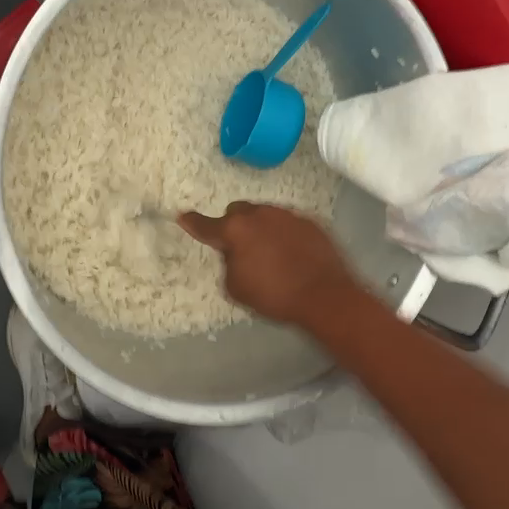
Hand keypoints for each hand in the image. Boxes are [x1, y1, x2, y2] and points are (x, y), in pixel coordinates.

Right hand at [178, 202, 362, 324]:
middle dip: (235, 227)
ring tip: (272, 255)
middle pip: (238, 213)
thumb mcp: (236, 288)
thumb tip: (234, 253)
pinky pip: (288, 223)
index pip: (206, 225)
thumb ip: (228, 264)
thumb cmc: (275, 296)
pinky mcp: (309, 221)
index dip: (193, 223)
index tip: (183, 216)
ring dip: (261, 229)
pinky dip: (284, 235)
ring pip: (265, 215)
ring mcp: (287, 214)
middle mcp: (259, 214)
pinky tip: (293, 255)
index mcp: (235, 230)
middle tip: (242, 250)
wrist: (325, 296)